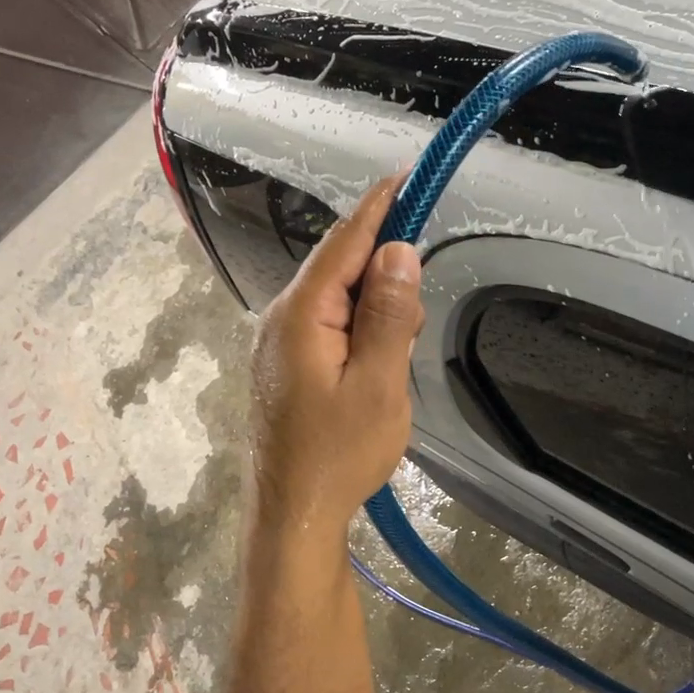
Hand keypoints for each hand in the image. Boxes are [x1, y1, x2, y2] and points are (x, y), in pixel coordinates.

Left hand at [249, 173, 425, 544]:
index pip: (344, 243)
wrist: (294, 517)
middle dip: (384, 275)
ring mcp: (280, 344)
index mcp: (301, 315)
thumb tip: (400, 250)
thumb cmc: (340, 454)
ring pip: (337, 300)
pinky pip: (329, 326)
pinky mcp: (287, 366)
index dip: (378, 207)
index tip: (405, 175)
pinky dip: (360, 329)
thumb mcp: (379, 384)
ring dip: (375, 309)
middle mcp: (282, 319)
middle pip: (340, 269)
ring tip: (395, 360)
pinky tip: (376, 365)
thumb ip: (390, 315)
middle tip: (414, 321)